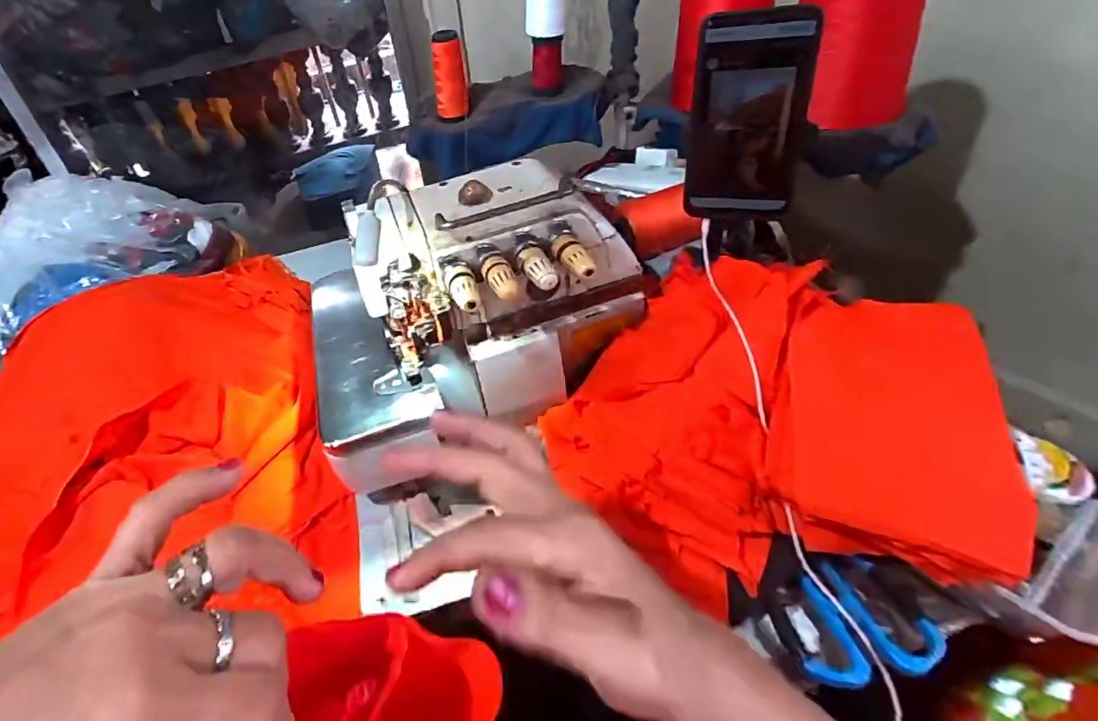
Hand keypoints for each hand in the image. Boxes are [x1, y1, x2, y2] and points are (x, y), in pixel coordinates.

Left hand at [0, 462, 323, 720]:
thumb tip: (259, 711)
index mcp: (158, 707)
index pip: (264, 701)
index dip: (280, 719)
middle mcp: (152, 634)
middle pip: (257, 638)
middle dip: (272, 678)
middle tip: (259, 705)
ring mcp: (125, 590)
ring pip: (230, 561)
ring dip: (274, 573)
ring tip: (306, 586)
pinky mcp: (100, 574)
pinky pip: (155, 514)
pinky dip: (195, 486)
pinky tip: (232, 470)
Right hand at [383, 413, 826, 720]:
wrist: (706, 675)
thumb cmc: (656, 664)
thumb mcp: (608, 655)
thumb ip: (546, 617)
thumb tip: (483, 585)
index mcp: (566, 538)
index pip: (482, 538)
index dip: (435, 556)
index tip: (398, 580)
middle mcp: (561, 510)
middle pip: (491, 467)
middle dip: (439, 456)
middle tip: (391, 455)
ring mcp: (566, 512)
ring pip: (512, 453)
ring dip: (470, 434)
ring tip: (435, 422)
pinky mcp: (568, 524)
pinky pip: (522, 469)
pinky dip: (491, 450)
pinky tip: (479, 454)